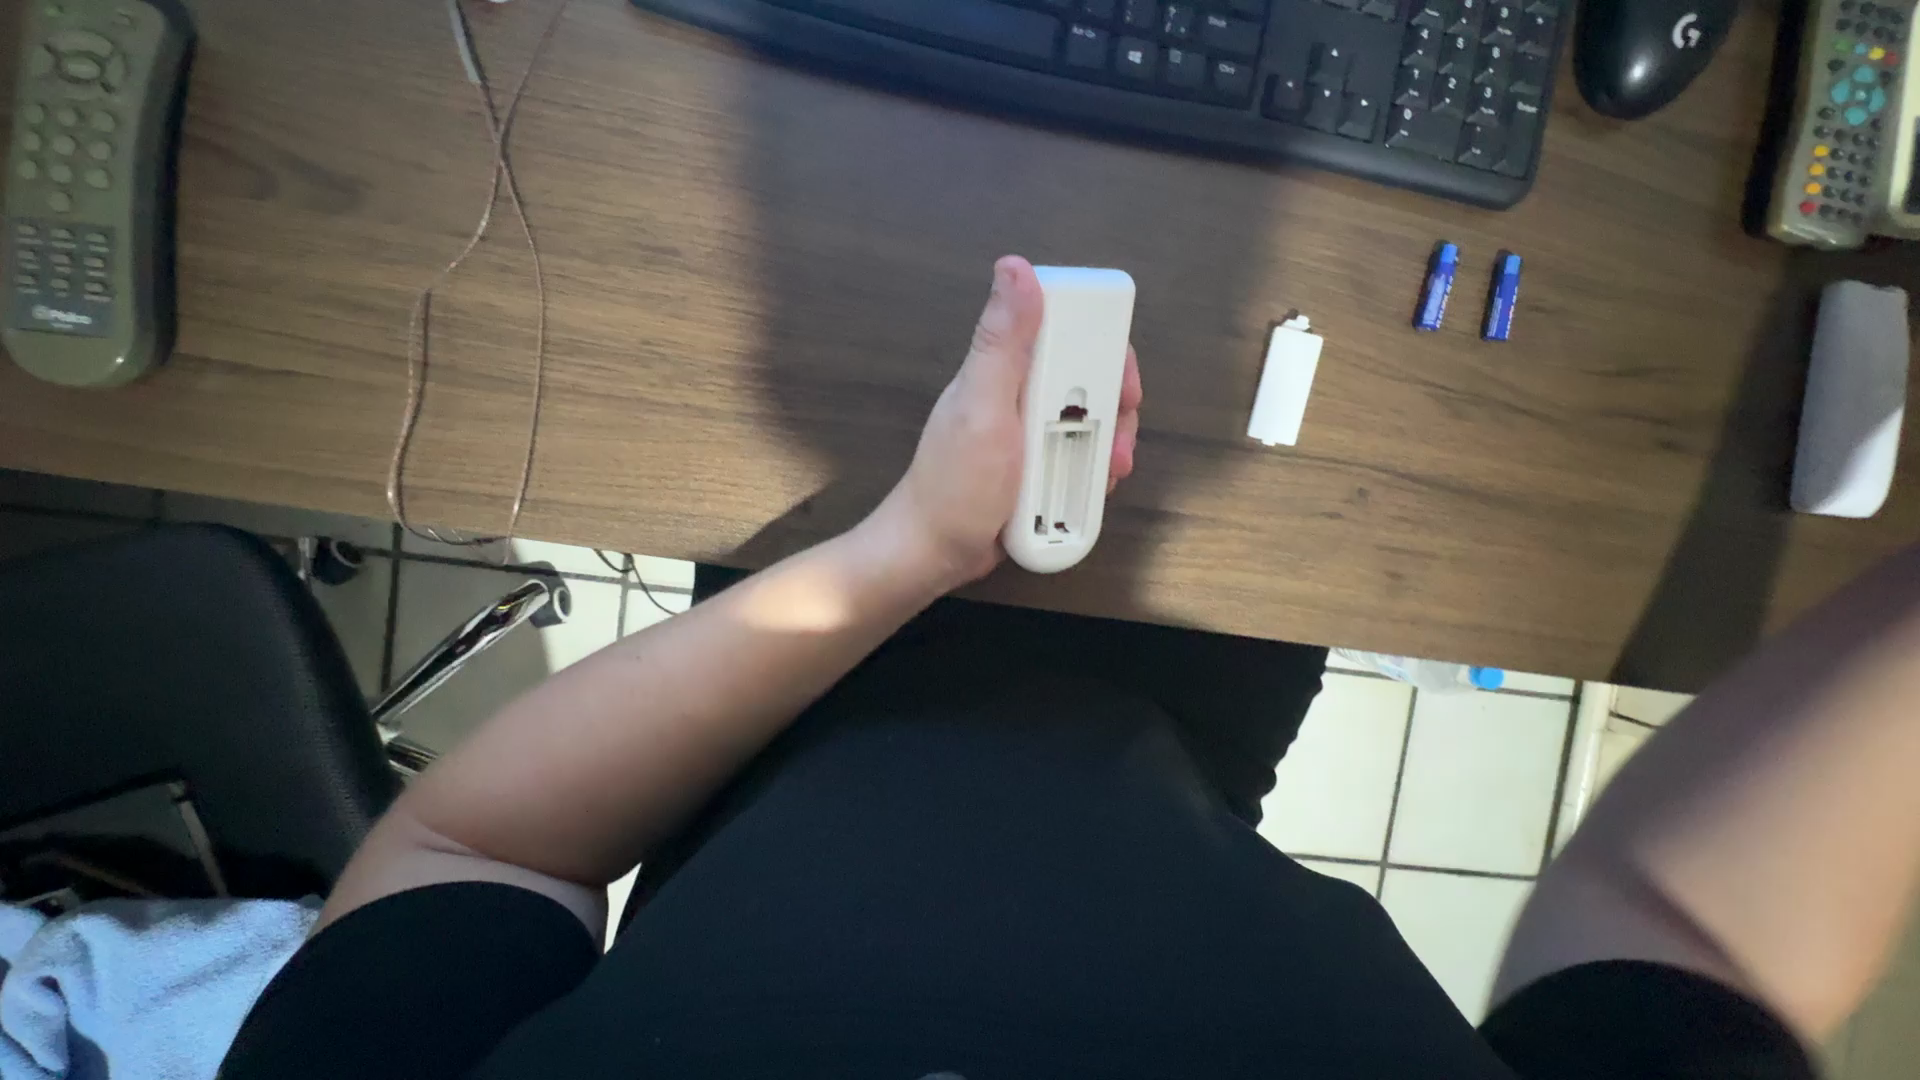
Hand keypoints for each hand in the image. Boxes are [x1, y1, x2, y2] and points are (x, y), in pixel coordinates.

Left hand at [869, 255, 1142, 590]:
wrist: (936, 552)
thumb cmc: (957, 484)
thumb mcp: (982, 410)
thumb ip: (1002, 344)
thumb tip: (1015, 267)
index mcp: (1004, 370)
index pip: (1067, 336)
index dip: (1104, 351)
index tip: (1122, 385)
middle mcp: (1018, 396)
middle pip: (1087, 384)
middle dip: (1115, 410)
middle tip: (1122, 444)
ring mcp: (1026, 436)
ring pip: (1088, 425)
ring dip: (1109, 447)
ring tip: (1113, 474)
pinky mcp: (1033, 471)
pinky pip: (1077, 460)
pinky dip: (1091, 473)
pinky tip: (1094, 492)